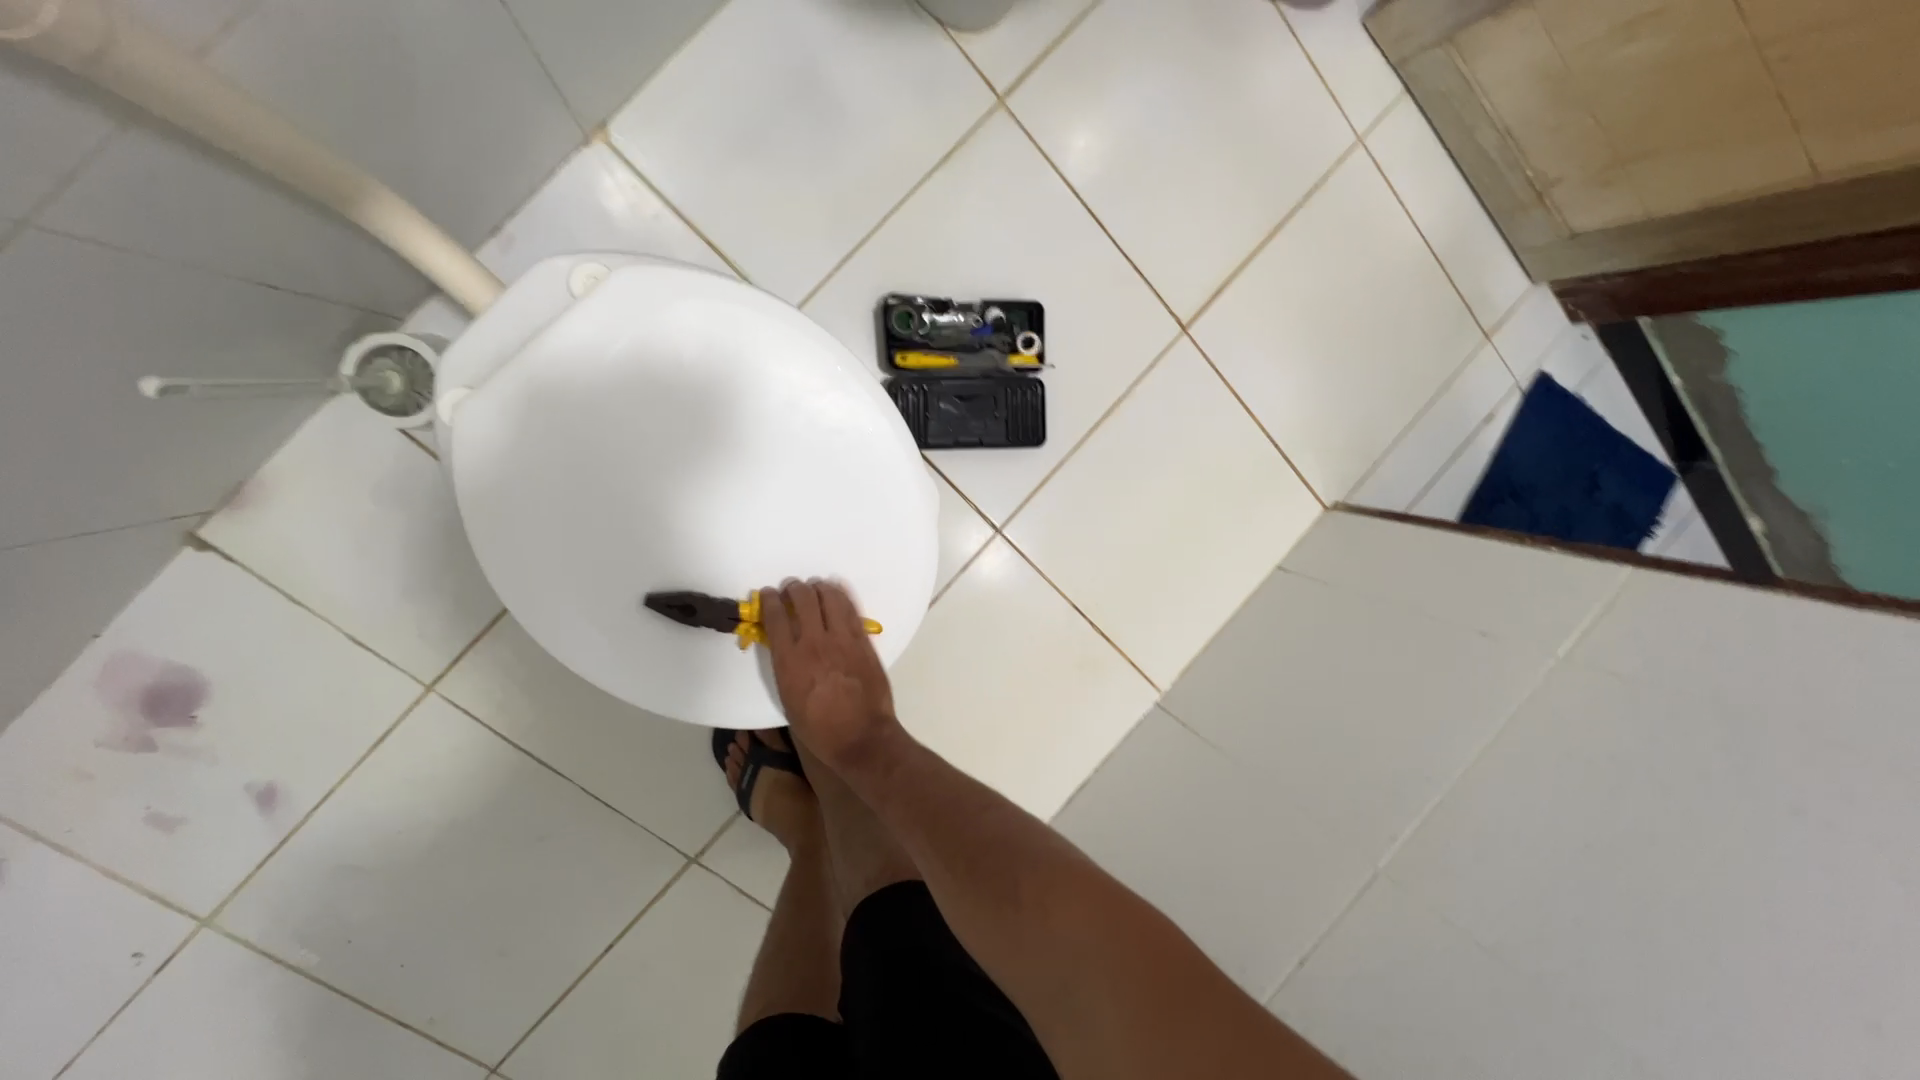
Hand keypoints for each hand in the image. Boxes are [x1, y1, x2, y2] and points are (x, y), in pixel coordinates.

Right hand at [758, 579, 900, 771]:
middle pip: (802, 598)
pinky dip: (841, 596)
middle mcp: (814, 643)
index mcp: (789, 660)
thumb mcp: (788, 698)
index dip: (769, 599)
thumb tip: (785, 646)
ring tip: (815, 588)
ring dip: (818, 588)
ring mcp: (842, 639)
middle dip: (793, 588)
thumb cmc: (819, 729)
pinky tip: (836, 594)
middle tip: (792, 589)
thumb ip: (785, 666)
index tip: (767, 594)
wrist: (861, 737)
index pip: (775, 616)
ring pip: (829, 597)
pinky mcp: (863, 641)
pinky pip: (851, 609)